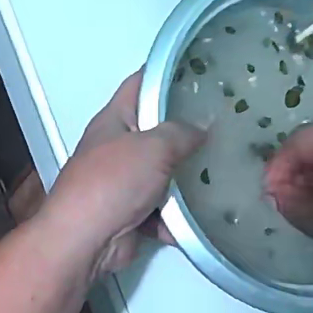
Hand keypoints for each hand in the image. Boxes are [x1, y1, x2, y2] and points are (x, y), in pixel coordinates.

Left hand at [41, 72, 205, 277]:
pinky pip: (163, 209)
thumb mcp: (152, 146)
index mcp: (114, 120)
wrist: (85, 240)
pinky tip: (205, 216)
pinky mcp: (132, 213)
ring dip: (188, 179)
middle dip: (189, 132)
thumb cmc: (113, 182)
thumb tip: (202, 127)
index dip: (168, 75)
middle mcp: (116, 147)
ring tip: (225, 173)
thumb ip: (181, 133)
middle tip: (227, 128)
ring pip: (164, 173)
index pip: (141, 84)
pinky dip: (178, 216)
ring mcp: (123, 182)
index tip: (204, 73)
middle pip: (157, 131)